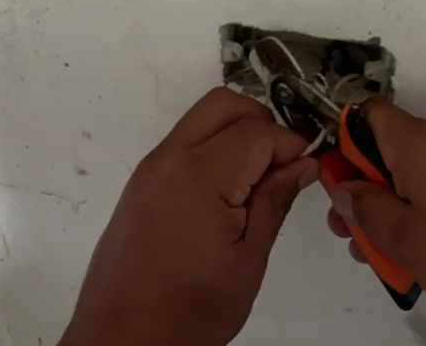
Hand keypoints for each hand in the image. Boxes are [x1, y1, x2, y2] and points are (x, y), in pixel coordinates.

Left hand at [61, 87, 319, 345]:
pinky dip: (213, 145)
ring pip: (203, 115)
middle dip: (261, 122)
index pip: (257, 130)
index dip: (289, 144)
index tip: (306, 168)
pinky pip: (185, 138)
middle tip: (281, 165)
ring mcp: (152, 164)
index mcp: (200, 176)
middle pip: (225, 103)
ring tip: (256, 179)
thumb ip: (275, 202)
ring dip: (236, 130)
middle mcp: (171, 157)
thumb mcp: (247, 262)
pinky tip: (228, 187)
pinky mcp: (143, 179)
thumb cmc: (188, 312)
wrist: (119, 341)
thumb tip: (302, 163)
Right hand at [324, 99, 425, 337]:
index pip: (365, 116)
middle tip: (358, 240)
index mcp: (417, 143)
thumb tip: (345, 189)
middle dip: (367, 191)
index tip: (336, 190)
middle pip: (391, 151)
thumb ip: (369, 214)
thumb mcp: (411, 244)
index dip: (341, 146)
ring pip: (422, 177)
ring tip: (396, 261)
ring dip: (399, 210)